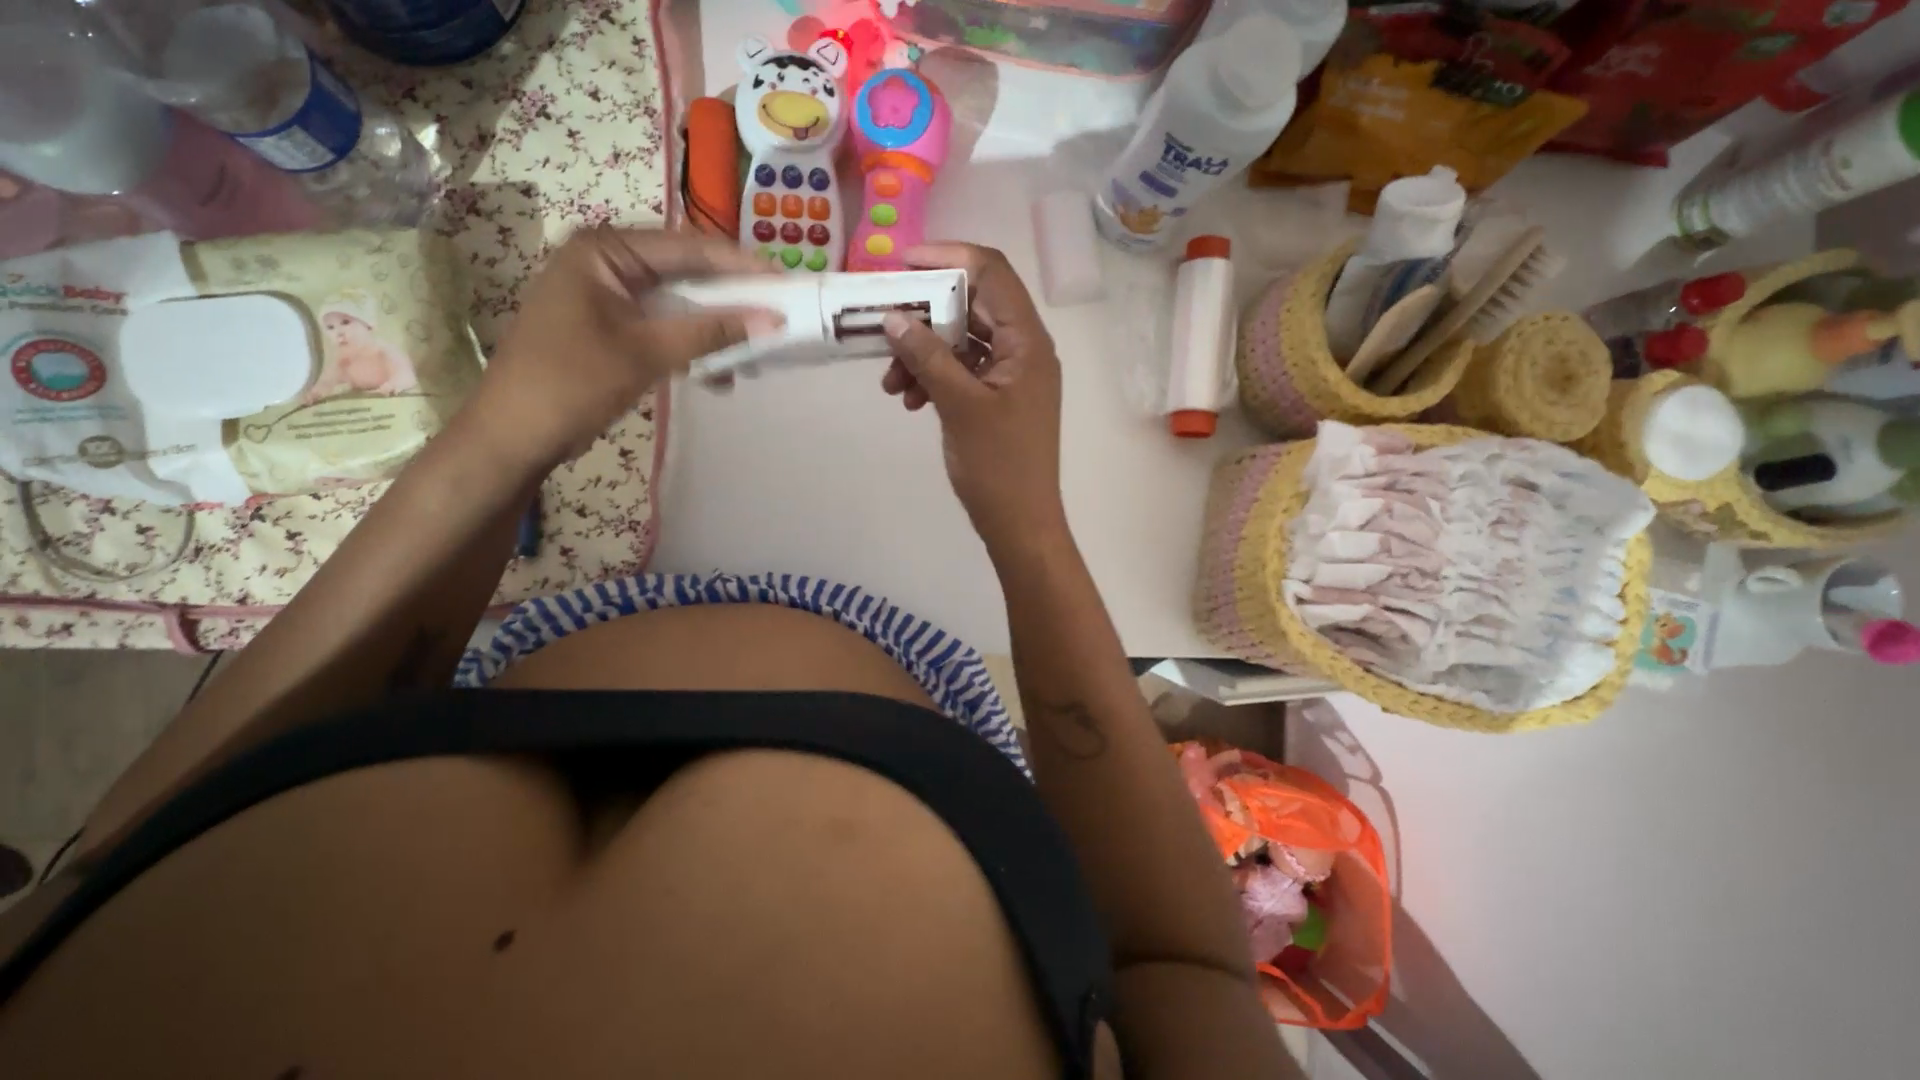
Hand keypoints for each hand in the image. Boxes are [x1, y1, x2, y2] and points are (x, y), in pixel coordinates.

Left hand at [469, 227, 777, 468]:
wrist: (512, 435)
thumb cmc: (572, 383)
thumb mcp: (647, 353)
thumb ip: (711, 332)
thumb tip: (774, 319)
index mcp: (606, 250)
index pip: (689, 248)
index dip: (741, 266)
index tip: (788, 285)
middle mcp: (605, 261)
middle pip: (686, 273)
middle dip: (731, 301)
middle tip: (777, 319)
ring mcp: (605, 294)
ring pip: (678, 303)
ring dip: (714, 329)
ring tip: (753, 355)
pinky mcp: (608, 326)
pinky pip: (662, 325)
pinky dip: (690, 345)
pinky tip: (717, 374)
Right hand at [881, 243, 1065, 548]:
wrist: (1020, 523)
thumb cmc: (998, 465)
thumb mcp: (959, 406)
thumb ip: (927, 357)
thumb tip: (894, 317)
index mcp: (1027, 340)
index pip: (991, 272)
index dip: (948, 257)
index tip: (901, 264)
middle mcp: (1022, 348)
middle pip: (971, 305)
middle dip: (924, 313)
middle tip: (883, 323)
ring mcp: (1009, 374)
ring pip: (960, 340)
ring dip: (922, 352)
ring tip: (890, 382)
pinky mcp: (996, 397)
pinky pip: (960, 370)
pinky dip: (932, 376)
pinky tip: (907, 399)